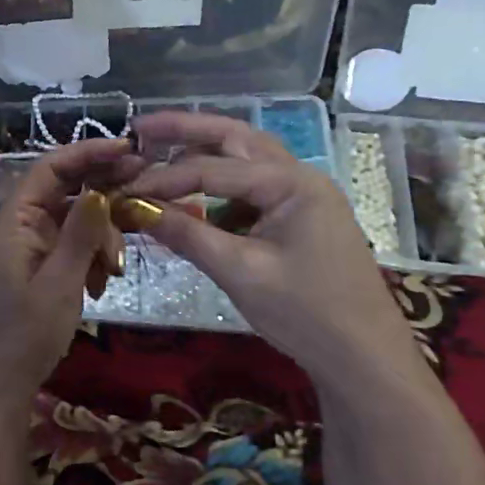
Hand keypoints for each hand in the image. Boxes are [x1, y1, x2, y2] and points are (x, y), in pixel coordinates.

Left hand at [0, 137, 138, 398]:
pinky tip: (103, 282)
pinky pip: (78, 244)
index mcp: (14, 220)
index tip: (129, 149)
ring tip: (114, 267)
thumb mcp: (60, 281)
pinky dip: (95, 256)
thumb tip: (99, 189)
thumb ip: (79, 233)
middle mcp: (23, 224)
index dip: (87, 152)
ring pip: (78, 218)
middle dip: (104, 191)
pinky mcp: (47, 263)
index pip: (49, 168)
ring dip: (102, 236)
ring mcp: (35, 244)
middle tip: (144, 188)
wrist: (9, 376)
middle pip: (67, 188)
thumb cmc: (28, 331)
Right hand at [122, 112, 416, 374]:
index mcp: (291, 184)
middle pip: (235, 139)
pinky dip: (216, 187)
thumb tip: (133, 209)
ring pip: (243, 160)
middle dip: (186, 130)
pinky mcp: (295, 218)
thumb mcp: (239, 272)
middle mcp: (299, 177)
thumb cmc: (305, 312)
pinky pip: (248, 190)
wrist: (363, 356)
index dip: (162, 178)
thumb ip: (186, 234)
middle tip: (139, 128)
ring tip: (157, 153)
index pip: (212, 168)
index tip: (121, 190)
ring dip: (201, 153)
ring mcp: (300, 197)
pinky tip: (190, 200)